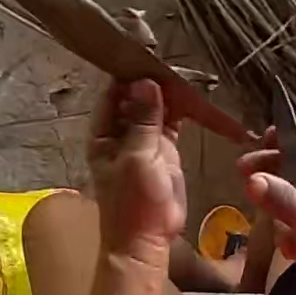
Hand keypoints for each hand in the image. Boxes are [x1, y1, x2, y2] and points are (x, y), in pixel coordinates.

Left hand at [89, 79, 186, 266]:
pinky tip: (193, 96)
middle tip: (177, 64)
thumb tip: (146, 82)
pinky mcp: (164, 148)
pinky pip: (171, 121)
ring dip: (169, 93)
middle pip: (136, 96)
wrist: (147, 240)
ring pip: (155, 106)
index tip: (150, 54)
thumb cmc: (133, 203)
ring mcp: (142, 138)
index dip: (130, 74)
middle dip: (154, 80)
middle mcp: (120, 131)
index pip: (113, 93)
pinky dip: (182, 110)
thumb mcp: (137, 158)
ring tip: (188, 76)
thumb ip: (142, 120)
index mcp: (102, 133)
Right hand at [237, 124, 295, 294]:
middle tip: (243, 173)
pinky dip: (290, 233)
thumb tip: (250, 180)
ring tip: (282, 233)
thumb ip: (279, 198)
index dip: (293, 135)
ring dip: (282, 214)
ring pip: (293, 195)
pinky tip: (293, 250)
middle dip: (272, 173)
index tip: (264, 140)